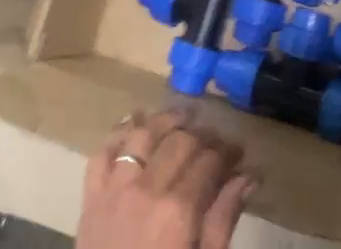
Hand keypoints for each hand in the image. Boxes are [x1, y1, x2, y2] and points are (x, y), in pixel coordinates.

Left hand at [80, 107, 257, 248]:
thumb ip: (224, 219)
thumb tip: (250, 176)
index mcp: (179, 210)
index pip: (209, 160)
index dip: (228, 151)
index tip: (238, 153)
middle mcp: (147, 189)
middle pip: (180, 141)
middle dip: (202, 135)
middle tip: (215, 142)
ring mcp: (115, 190)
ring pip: (142, 135)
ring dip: (164, 122)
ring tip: (181, 120)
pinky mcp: (91, 199)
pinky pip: (101, 154)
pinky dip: (118, 135)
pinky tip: (133, 126)